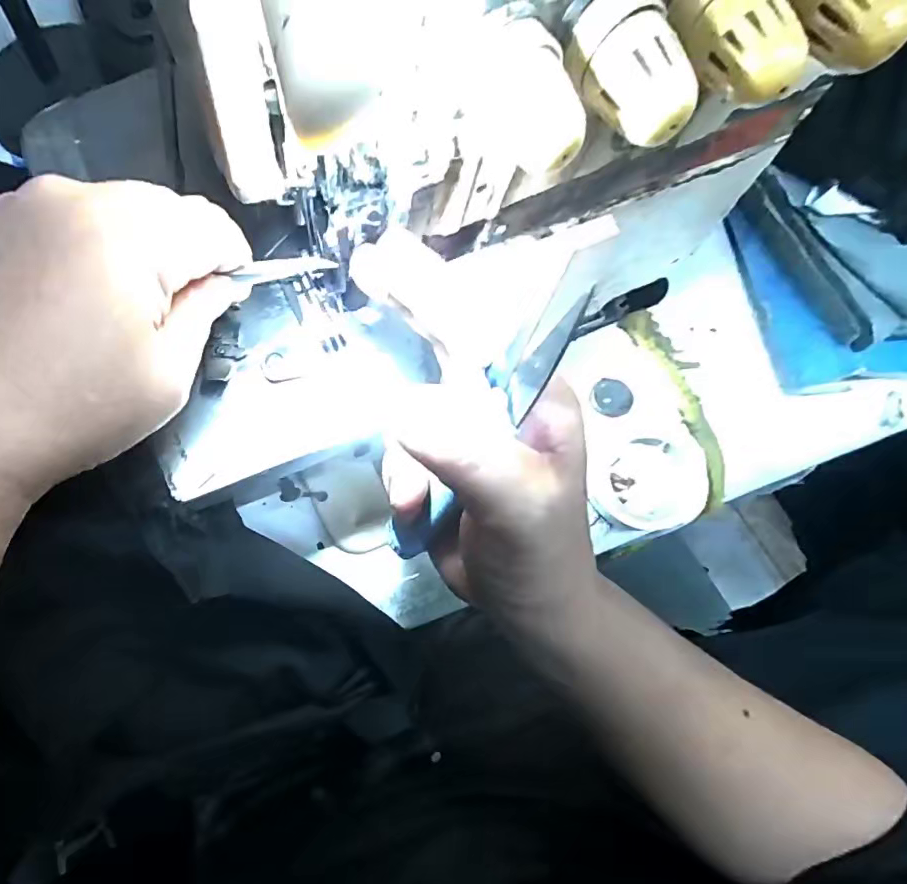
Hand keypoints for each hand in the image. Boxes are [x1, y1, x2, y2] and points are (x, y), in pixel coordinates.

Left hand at [0, 175, 251, 505]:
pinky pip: (72, 219)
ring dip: (141, 248)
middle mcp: (76, 195)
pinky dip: (95, 247)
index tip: (233, 294)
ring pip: (116, 209)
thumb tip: (219, 285)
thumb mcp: (166, 377)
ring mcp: (27, 203)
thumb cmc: (77, 410)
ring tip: (130, 309)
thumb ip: (203, 316)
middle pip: (162, 208)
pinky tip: (84, 298)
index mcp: (128, 231)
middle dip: (185, 252)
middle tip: (183, 310)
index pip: (209, 225)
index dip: (233, 260)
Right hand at [354, 234, 599, 630]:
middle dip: (406, 313)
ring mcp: (464, 433)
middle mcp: (498, 402)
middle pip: (443, 346)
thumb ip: (466, 455)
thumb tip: (400, 411)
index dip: (433, 290)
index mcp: (533, 396)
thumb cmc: (539, 551)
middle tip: (367, 265)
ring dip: (401, 464)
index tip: (385, 258)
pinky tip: (415, 515)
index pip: (482, 330)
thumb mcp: (515, 503)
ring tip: (418, 507)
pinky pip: (397, 454)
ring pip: (405, 416)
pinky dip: (397, 483)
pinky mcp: (438, 464)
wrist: (527, 604)